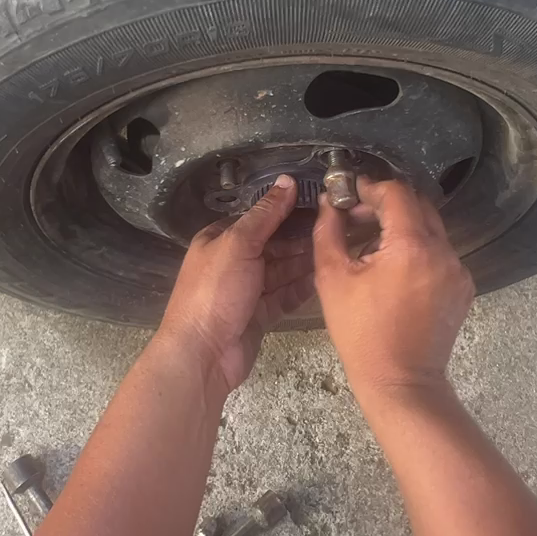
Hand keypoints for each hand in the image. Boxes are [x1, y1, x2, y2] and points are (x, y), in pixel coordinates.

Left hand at [156, 175, 315, 389]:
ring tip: (334, 252)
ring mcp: (245, 290)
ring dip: (304, 263)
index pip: (258, 219)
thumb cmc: (214, 293)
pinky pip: (283, 296)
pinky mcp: (258, 314)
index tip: (318, 205)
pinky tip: (322, 280)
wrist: (202, 354)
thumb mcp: (239, 244)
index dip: (286, 211)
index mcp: (220, 240)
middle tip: (334, 231)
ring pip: (281, 271)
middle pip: (273, 245)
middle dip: (300, 240)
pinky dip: (300, 289)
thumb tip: (286, 182)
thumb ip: (266, 215)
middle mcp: (232, 262)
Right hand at [312, 177, 473, 403]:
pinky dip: (418, 250)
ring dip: (402, 227)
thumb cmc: (361, 333)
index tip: (351, 194)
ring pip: (430, 229)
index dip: (371, 188)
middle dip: (386, 204)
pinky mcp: (462, 286)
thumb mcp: (333, 278)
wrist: (401, 381)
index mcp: (412, 245)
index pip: (397, 193)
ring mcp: (458, 269)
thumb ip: (329, 232)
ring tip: (372, 246)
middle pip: (418, 205)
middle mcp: (443, 251)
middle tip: (357, 216)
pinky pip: (440, 253)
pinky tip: (394, 270)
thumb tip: (330, 203)